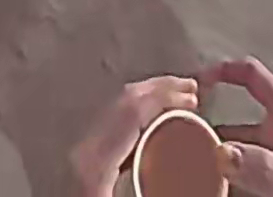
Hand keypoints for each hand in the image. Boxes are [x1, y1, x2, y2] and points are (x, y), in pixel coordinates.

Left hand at [72, 75, 200, 196]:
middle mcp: (83, 148)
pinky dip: (136, 113)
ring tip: (176, 97)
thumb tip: (194, 180)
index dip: (164, 97)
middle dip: (159, 88)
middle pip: (123, 100)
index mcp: (95, 163)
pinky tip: (152, 122)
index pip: (133, 111)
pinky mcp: (78, 161)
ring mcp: (78, 152)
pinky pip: (111, 122)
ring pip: (115, 107)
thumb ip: (156, 190)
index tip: (193, 96)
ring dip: (147, 97)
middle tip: (190, 87)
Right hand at [201, 58, 272, 196]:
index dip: (222, 70)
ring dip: (220, 162)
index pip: (250, 75)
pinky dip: (231, 183)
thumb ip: (264, 166)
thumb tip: (222, 151)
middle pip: (238, 121)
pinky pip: (248, 179)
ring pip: (240, 155)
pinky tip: (215, 190)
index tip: (194, 83)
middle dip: (211, 129)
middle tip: (184, 140)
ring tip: (192, 169)